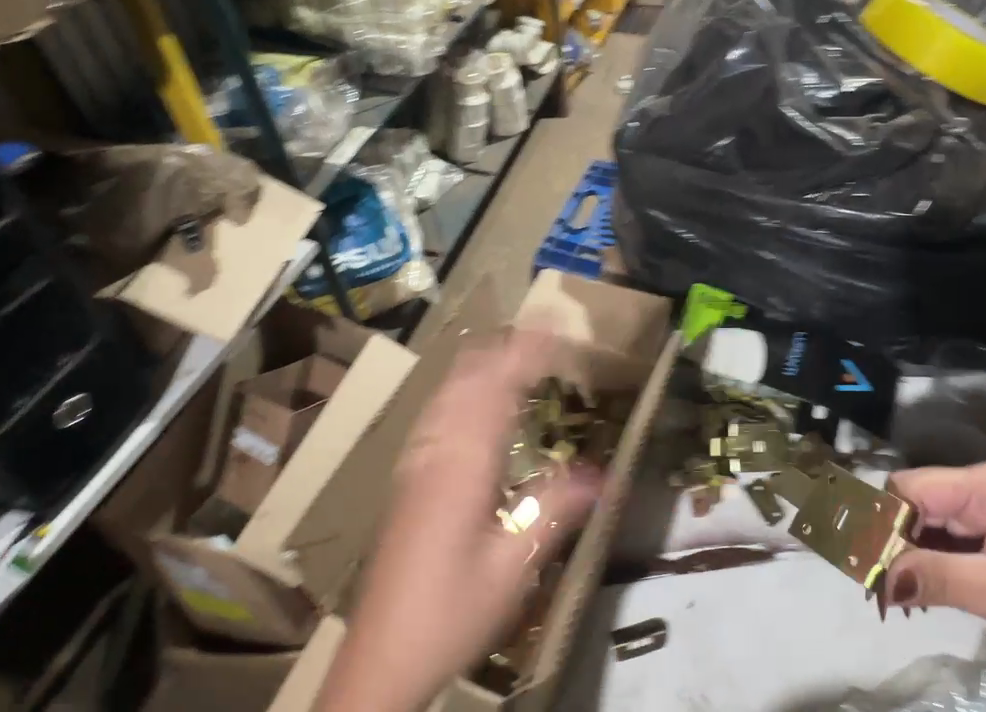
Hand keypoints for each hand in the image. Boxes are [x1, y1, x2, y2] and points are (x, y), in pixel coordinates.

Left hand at [314, 329, 599, 711]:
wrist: (382, 655)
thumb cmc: (452, 610)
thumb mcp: (515, 566)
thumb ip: (556, 510)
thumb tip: (604, 474)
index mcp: (464, 460)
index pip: (497, 384)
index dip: (527, 350)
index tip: (558, 329)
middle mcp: (436, 449)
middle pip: (467, 377)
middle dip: (504, 347)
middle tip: (544, 336)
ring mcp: (416, 462)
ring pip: (447, 391)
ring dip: (481, 364)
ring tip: (514, 353)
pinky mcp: (409, 479)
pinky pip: (436, 412)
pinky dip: (461, 389)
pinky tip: (471, 402)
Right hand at [884, 464, 985, 711]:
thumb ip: (934, 576)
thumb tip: (878, 578)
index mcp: (982, 485)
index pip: (908, 488)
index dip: (882, 522)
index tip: (867, 566)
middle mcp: (978, 486)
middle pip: (912, 503)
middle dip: (890, 544)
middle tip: (878, 594)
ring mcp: (984, 509)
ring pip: (922, 522)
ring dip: (905, 558)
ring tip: (896, 602)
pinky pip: (941, 538)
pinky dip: (925, 564)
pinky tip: (919, 595)